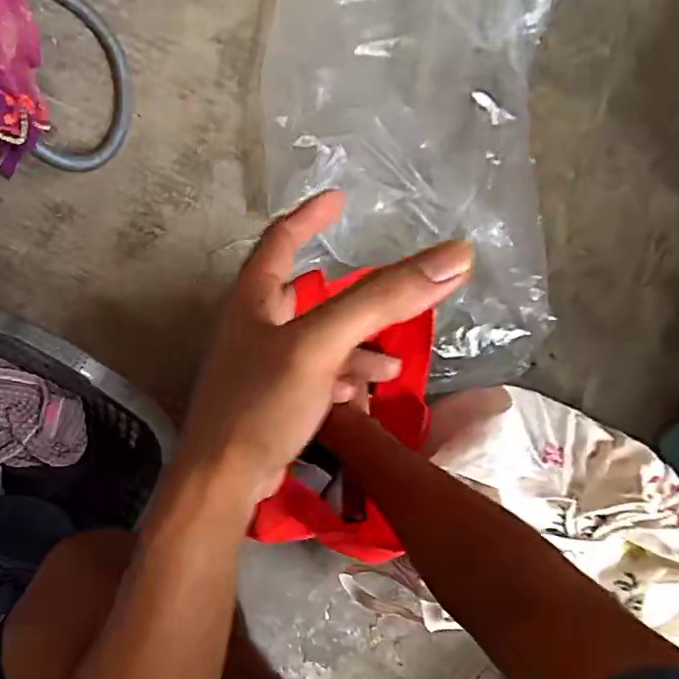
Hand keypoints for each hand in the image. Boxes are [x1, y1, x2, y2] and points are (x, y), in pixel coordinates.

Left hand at [176, 190, 473, 503]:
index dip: (309, 218)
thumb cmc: (260, 405)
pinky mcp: (268, 406)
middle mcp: (251, 330)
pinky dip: (339, 379)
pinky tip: (362, 392)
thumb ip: (380, 300)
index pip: (279, 242)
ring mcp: (258, 370)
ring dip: (356, 347)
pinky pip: (312, 380)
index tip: (339, 200)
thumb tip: (454, 255)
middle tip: (396, 296)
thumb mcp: (320, 345)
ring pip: (316, 344)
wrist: (224, 479)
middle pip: (307, 298)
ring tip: (394, 363)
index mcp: (251, 302)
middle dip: (354, 298)